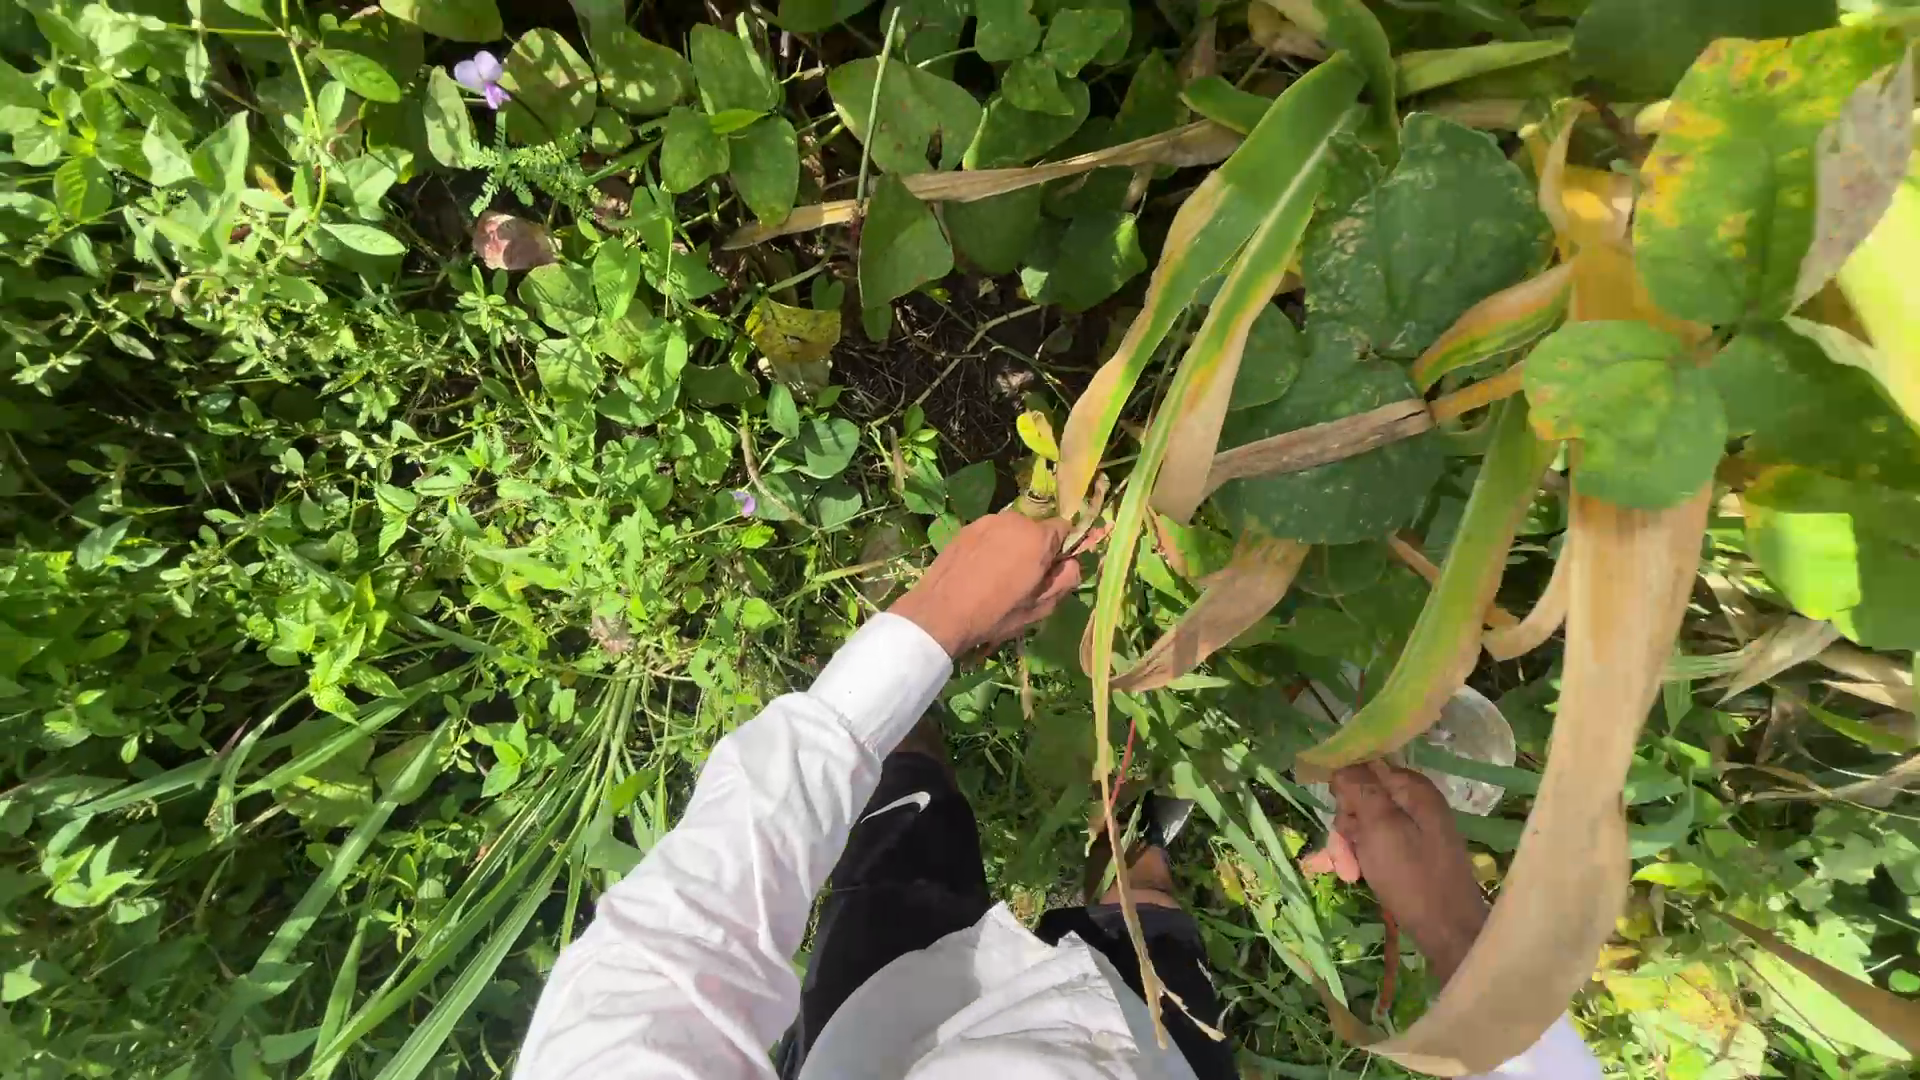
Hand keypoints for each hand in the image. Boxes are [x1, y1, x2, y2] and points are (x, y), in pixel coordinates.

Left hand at [889, 510, 1080, 657]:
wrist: (941, 612)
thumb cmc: (997, 613)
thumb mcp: (1042, 607)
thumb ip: (1066, 579)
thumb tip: (1072, 562)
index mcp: (1038, 537)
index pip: (1065, 529)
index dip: (1061, 550)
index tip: (1049, 572)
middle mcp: (1014, 520)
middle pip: (1037, 529)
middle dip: (1035, 548)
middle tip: (1022, 579)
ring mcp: (987, 521)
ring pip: (1012, 531)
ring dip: (1012, 546)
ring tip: (997, 576)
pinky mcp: (966, 528)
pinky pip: (990, 534)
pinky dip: (991, 547)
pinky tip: (979, 570)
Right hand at [1301, 762, 1488, 981]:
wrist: (1447, 934)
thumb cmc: (1412, 876)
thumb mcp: (1379, 826)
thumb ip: (1359, 788)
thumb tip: (1341, 764)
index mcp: (1413, 789)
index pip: (1363, 768)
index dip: (1345, 789)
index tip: (1342, 816)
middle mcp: (1414, 802)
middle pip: (1360, 796)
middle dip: (1346, 824)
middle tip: (1344, 852)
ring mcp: (1412, 827)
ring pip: (1362, 821)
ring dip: (1349, 844)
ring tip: (1349, 870)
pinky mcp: (1409, 849)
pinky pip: (1373, 840)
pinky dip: (1361, 854)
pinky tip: (1355, 872)